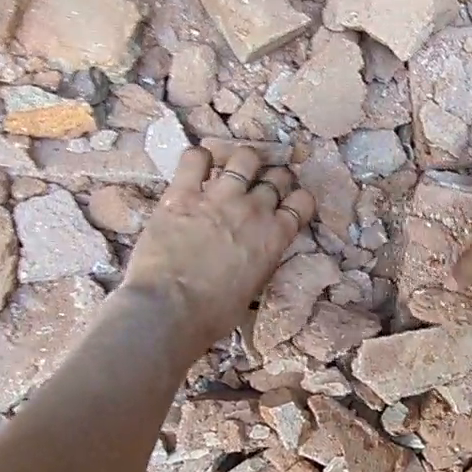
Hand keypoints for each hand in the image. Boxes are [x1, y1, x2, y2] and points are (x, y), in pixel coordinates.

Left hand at [121, 146, 315, 349]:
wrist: (170, 309)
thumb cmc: (214, 313)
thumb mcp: (253, 288)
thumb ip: (260, 260)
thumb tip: (255, 254)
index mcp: (276, 237)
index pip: (302, 202)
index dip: (296, 199)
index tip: (287, 204)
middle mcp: (254, 210)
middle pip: (276, 176)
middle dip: (273, 178)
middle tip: (261, 185)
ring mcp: (219, 197)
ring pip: (244, 158)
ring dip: (242, 161)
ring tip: (233, 170)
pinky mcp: (183, 192)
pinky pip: (195, 158)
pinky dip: (199, 158)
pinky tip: (198, 166)